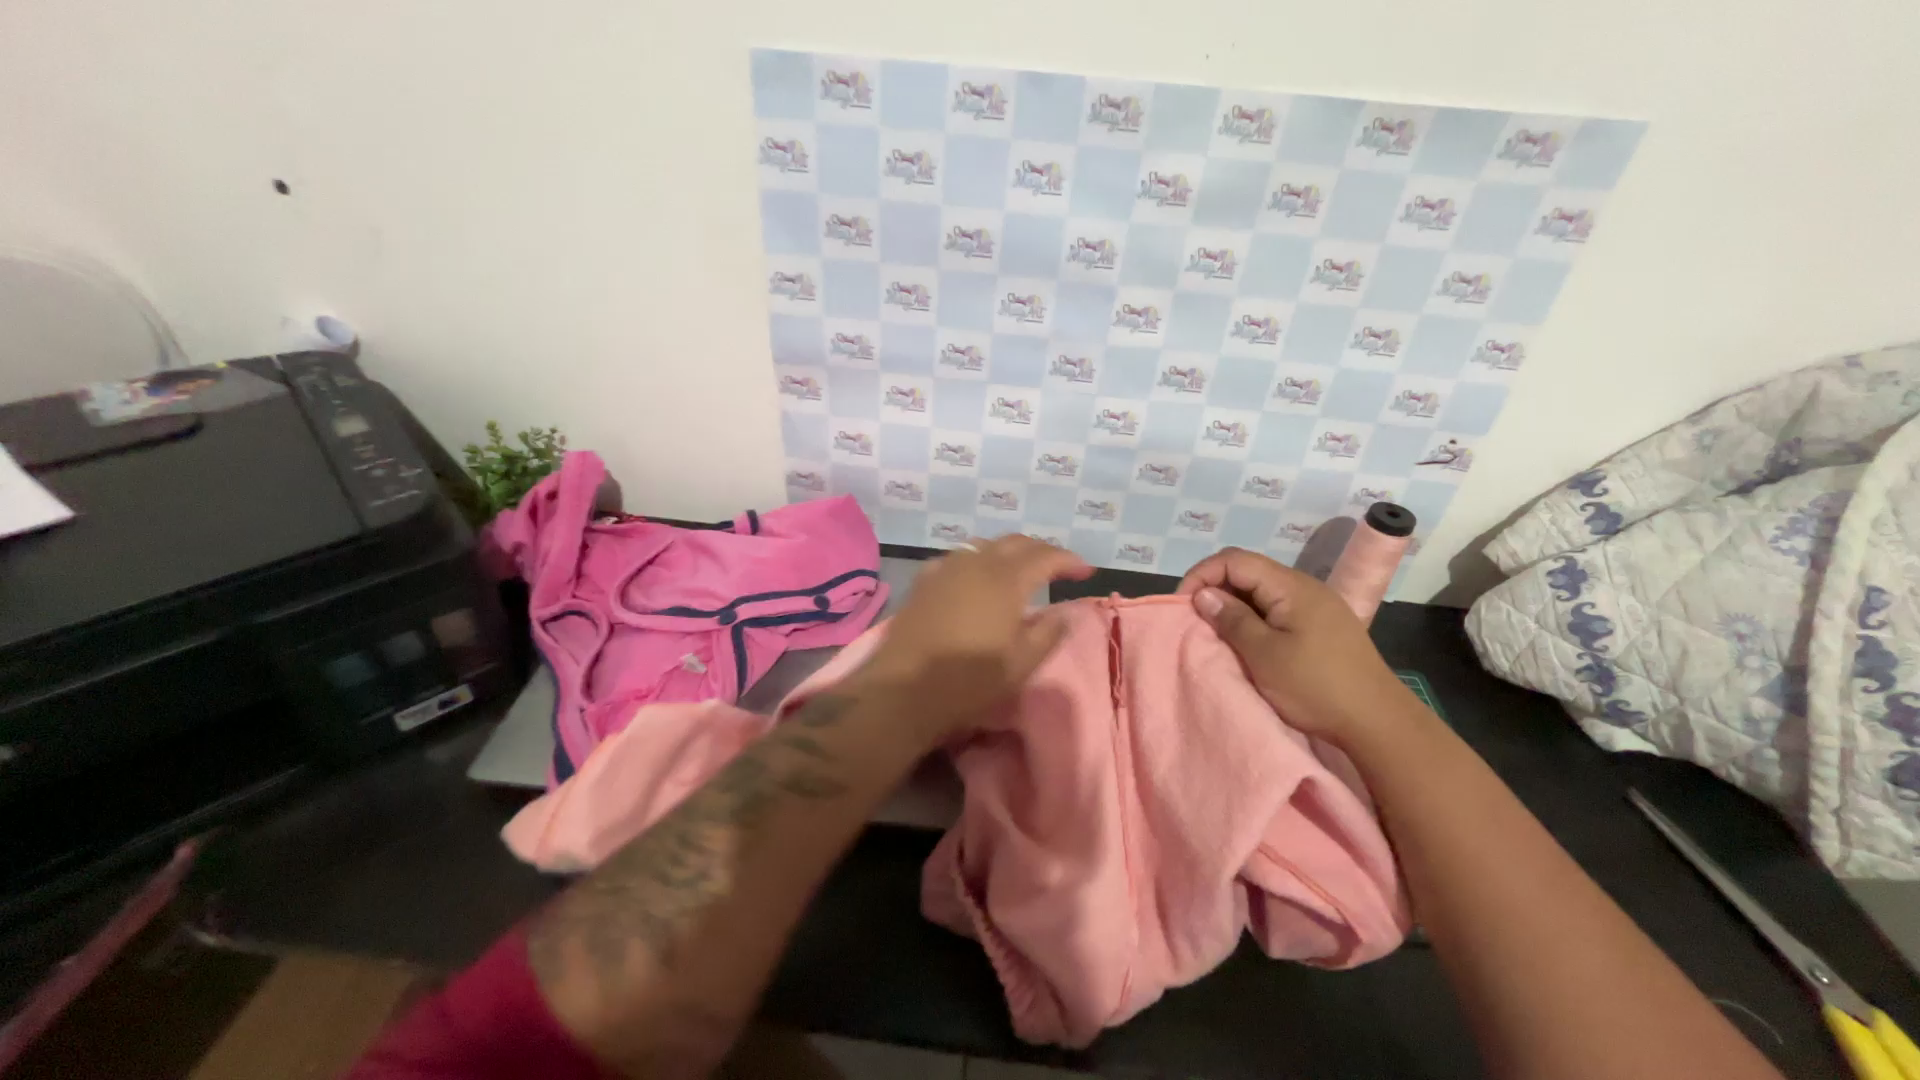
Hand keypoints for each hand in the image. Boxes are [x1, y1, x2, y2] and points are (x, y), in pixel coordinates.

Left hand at [852, 535, 1092, 739]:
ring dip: (1008, 552)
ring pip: (984, 545)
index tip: (1086, 572)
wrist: (904, 689)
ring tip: (1020, 570)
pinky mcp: (924, 582)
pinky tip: (976, 577)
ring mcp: (946, 569)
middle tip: (1057, 568)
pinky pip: (957, 558)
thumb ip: (1049, 632)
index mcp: (1007, 579)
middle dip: (1041, 550)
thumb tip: (1065, 612)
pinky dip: (977, 561)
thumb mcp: (1022, 663)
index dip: (1069, 561)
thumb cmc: (970, 680)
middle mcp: (977, 563)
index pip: (1046, 556)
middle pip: (1015, 542)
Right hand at [1178, 547, 1421, 744]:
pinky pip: (1277, 610)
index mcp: (1291, 586)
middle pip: (1249, 572)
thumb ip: (1232, 620)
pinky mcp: (1321, 627)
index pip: (1235, 560)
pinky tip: (1246, 643)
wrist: (1377, 721)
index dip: (1202, 575)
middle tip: (1195, 622)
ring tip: (1215, 634)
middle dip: (1215, 589)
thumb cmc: (1316, 686)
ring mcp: (1316, 607)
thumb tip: (1204, 595)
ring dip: (1234, 606)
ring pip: (1262, 592)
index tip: (1183, 606)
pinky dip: (1253, 619)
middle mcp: (1304, 587)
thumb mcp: (1264, 655)